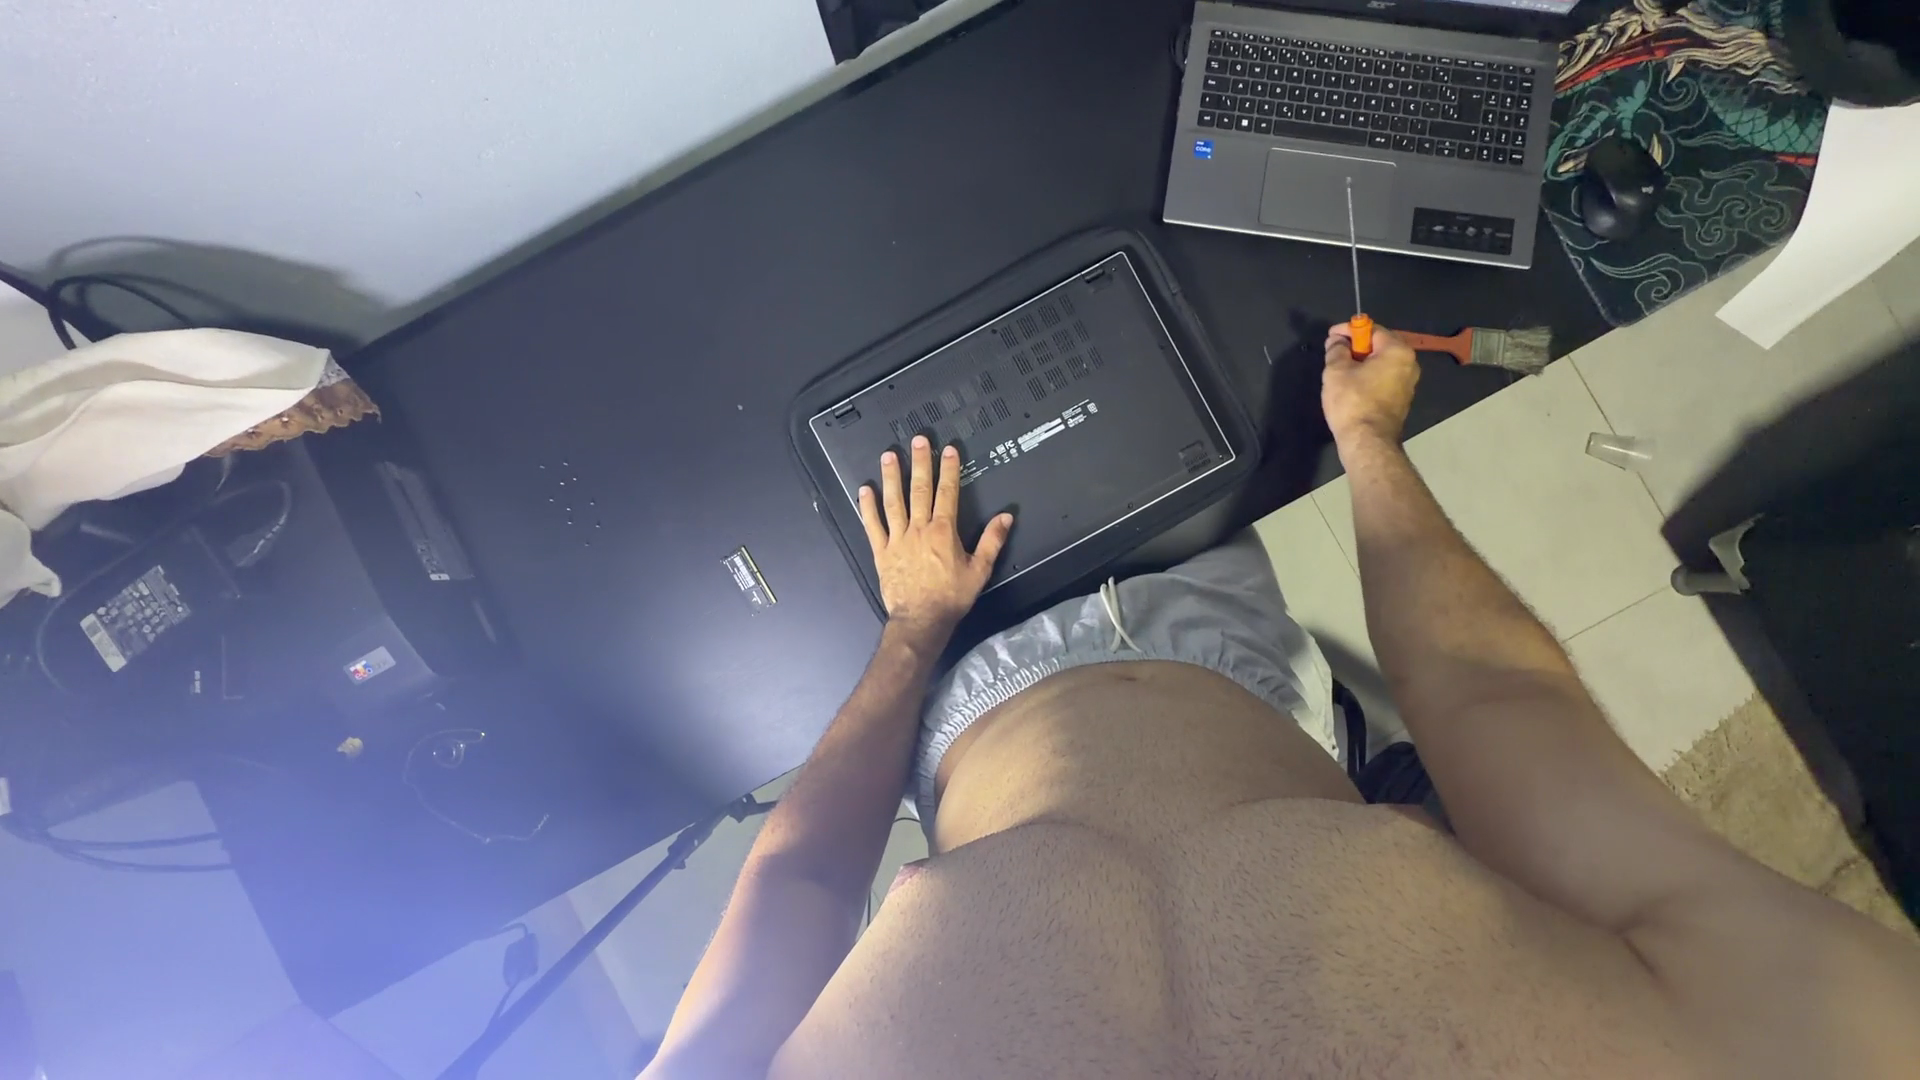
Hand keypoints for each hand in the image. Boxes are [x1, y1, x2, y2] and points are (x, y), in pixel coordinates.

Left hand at [858, 436, 1013, 637]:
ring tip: (890, 456)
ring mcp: (898, 539)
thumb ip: (992, 541)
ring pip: (894, 502)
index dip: (949, 469)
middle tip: (918, 441)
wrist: (921, 620)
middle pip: (920, 489)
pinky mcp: (882, 552)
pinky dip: (867, 508)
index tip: (948, 450)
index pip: (947, 493)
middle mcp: (919, 530)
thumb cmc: (950, 598)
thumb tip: (1005, 518)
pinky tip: (864, 491)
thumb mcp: (980, 570)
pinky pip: (873, 526)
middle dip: (920, 463)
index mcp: (943, 532)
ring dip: (892, 477)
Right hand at [1324, 321, 1419, 447]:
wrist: (1367, 440)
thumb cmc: (1352, 402)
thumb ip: (1336, 350)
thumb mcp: (1336, 371)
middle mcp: (1409, 363)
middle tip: (1335, 352)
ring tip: (1340, 370)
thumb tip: (1337, 341)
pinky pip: (1384, 378)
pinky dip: (1368, 376)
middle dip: (1356, 346)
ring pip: (1382, 363)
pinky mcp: (1401, 399)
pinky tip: (1352, 386)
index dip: (1350, 329)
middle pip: (1380, 345)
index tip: (1331, 335)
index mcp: (1397, 351)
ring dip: (1362, 362)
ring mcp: (1408, 383)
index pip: (1373, 329)